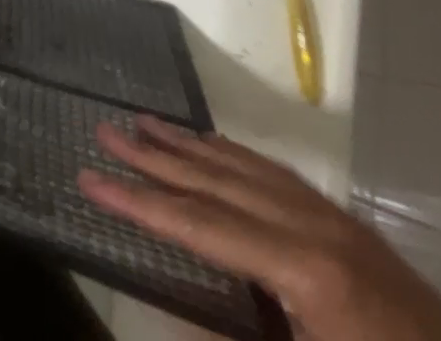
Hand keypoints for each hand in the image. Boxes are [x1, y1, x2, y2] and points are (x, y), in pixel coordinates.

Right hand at [79, 117, 440, 340]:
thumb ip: (235, 336)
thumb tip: (175, 313)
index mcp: (303, 270)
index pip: (198, 224)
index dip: (136, 200)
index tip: (86, 177)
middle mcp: (316, 230)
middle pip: (218, 182)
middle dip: (156, 156)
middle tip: (105, 129)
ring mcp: (339, 224)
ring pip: (249, 169)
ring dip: (193, 146)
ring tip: (147, 121)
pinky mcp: (354, 231)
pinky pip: (282, 177)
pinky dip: (237, 156)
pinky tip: (216, 149)